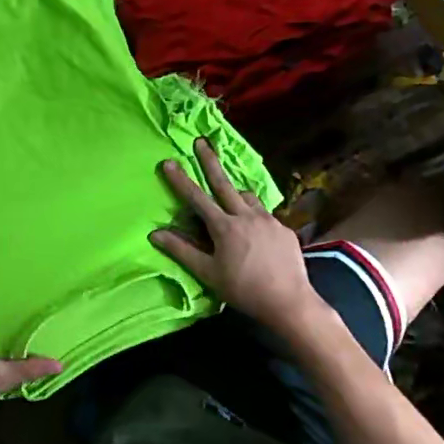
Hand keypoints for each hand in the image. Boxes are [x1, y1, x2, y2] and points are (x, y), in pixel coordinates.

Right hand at [151, 138, 324, 334]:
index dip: (181, 180)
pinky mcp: (285, 229)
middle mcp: (247, 216)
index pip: (197, 198)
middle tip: (201, 141)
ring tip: (231, 200)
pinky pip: (265, 215)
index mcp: (225, 227)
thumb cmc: (243, 290)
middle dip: (211, 161)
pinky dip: (255, 216)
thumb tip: (155, 234)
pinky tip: (256, 231)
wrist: (289, 302)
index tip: (169, 162)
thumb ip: (182, 250)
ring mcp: (269, 220)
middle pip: (224, 184)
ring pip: (248, 198)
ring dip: (236, 194)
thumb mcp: (208, 273)